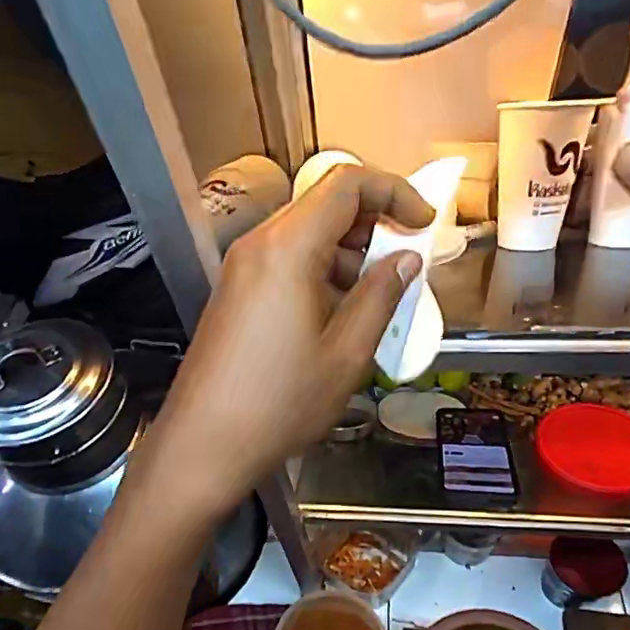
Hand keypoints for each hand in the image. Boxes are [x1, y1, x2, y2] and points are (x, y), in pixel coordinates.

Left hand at [141, 165, 430, 508]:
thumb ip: (382, 296)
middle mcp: (259, 247)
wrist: (205, 444)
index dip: (394, 192)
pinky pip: (289, 262)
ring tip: (380, 299)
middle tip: (407, 263)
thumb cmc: (278, 404)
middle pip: (325, 206)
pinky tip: (344, 314)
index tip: (423, 222)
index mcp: (287, 250)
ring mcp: (243, 269)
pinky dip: (325, 273)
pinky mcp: (237, 292)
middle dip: (375, 225)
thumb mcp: (347, 354)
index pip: (346, 185)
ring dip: (351, 254)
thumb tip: (406, 261)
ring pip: (308, 235)